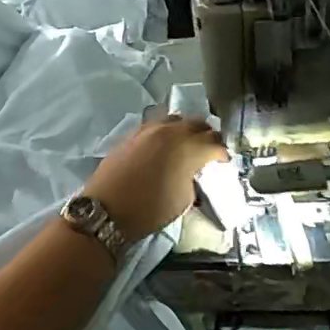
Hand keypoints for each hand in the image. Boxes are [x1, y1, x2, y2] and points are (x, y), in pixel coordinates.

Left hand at [82, 114, 224, 240]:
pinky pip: (157, 125)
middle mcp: (172, 132)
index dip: (222, 153)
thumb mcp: (184, 199)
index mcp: (189, 148)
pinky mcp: (134, 133)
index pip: (215, 142)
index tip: (223, 162)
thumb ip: (194, 179)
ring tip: (187, 145)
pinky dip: (166, 132)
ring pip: (177, 120)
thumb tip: (194, 173)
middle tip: (208, 152)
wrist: (107, 210)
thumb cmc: (150, 210)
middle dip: (207, 136)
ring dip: (186, 130)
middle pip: (198, 124)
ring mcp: (150, 129)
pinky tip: (165, 145)